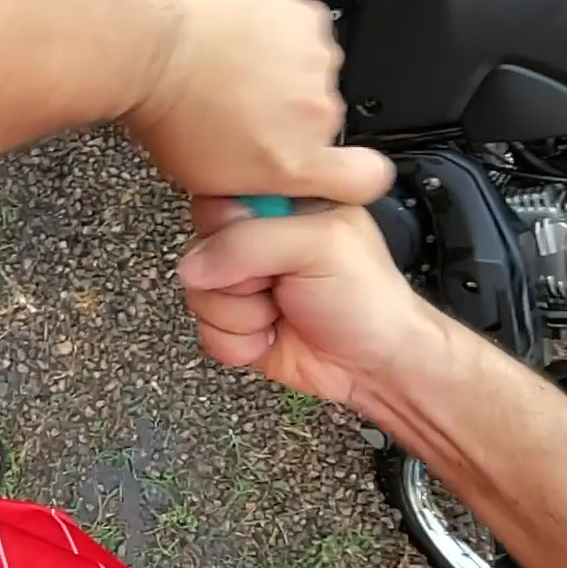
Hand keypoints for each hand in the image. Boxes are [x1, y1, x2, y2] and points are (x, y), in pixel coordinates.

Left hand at [119, 0, 392, 204]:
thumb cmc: (163, 108)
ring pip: (305, 63)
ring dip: (274, 62)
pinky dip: (263, 22)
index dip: (346, 172)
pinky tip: (224, 30)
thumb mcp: (200, 174)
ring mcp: (313, 51)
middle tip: (232, 101)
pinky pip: (289, 18)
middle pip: (316, 112)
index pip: (361, 177)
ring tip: (222, 61)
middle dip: (282, 108)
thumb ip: (246, 177)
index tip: (325, 165)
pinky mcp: (298, 5)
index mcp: (296, 158)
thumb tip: (248, 174)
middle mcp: (318, 106)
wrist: (148, 45)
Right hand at [177, 198, 447, 404]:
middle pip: (198, 249)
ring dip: (240, 315)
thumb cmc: (365, 300)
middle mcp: (252, 240)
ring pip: (197, 292)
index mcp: (277, 204)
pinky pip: (202, 328)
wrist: (374, 367)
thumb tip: (192, 267)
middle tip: (278, 284)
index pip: (218, 200)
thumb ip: (249, 242)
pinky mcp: (230, 319)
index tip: (264, 247)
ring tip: (279, 314)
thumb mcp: (319, 246)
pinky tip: (269, 337)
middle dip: (234, 279)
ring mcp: (238, 282)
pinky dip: (236, 341)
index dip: (228, 228)